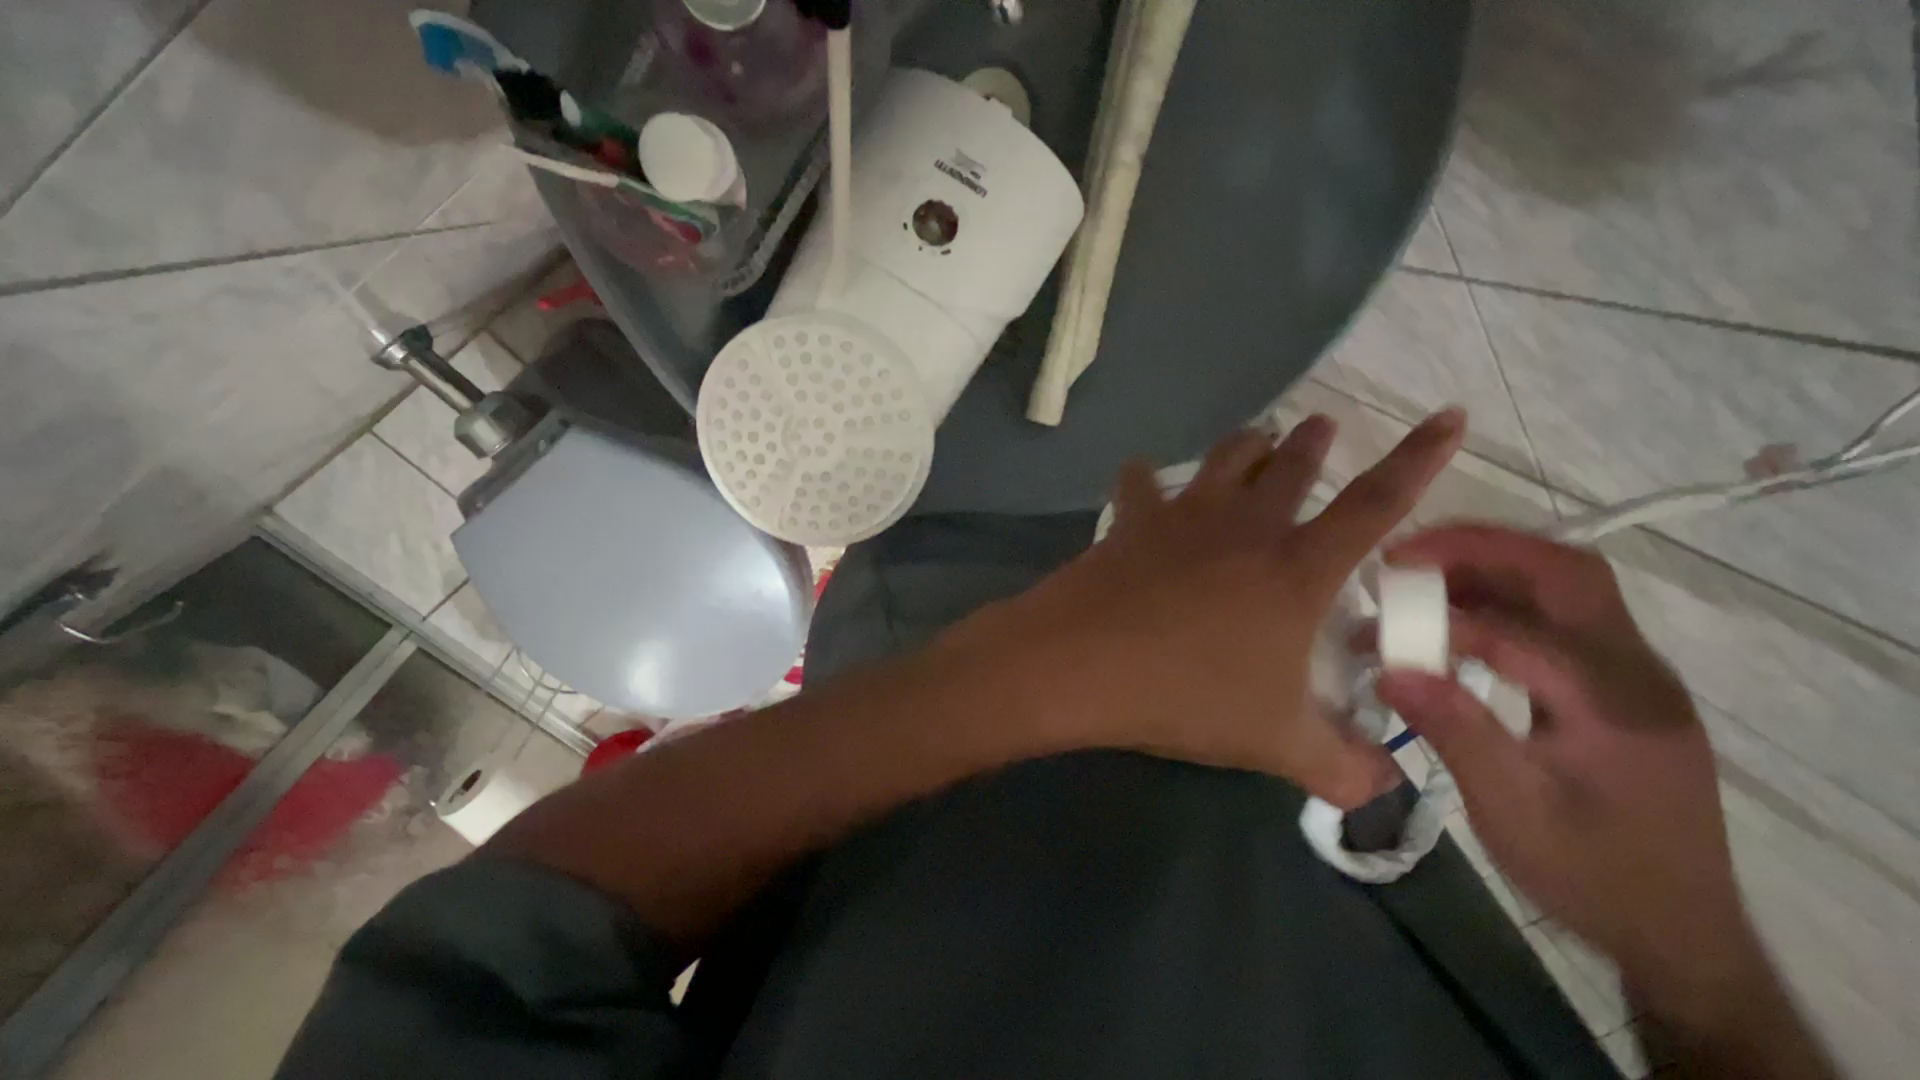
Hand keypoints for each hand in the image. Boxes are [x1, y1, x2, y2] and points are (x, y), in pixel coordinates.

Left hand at [942, 409, 1464, 808]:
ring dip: (1249, 444)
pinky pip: (1140, 485)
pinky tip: (1140, 472)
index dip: (1419, 459)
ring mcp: (1183, 517)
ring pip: (1227, 459)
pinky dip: (1145, 476)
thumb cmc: (1186, 696)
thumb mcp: (1278, 745)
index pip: (1376, 504)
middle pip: (1291, 467)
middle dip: (1314, 443)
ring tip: (1260, 436)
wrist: (1079, 666)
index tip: (1448, 415)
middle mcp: (1247, 527)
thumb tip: (1386, 783)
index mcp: (1297, 568)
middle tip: (1323, 427)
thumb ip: (1342, 768)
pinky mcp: (1131, 524)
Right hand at [1374, 527, 1755, 994]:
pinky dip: (1511, 602)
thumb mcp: (1512, 812)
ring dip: (1496, 569)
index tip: (1375, 625)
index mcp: (1614, 701)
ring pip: (1570, 588)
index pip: (1520, 631)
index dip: (1442, 621)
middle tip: (1406, 555)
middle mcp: (1637, 671)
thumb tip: (1389, 668)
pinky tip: (1464, 627)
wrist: (1679, 933)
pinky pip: (1568, 620)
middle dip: (1482, 550)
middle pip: (1565, 573)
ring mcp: (1638, 677)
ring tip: (1423, 579)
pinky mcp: (1627, 690)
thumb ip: (1456, 731)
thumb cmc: (1591, 875)